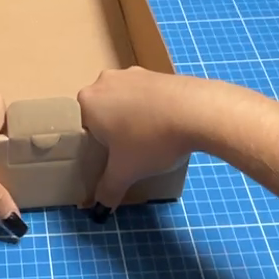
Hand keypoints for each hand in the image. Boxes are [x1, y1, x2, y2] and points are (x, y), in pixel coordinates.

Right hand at [77, 68, 209, 209]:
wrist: (197, 111)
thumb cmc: (150, 139)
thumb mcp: (126, 172)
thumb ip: (108, 189)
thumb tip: (101, 206)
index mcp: (87, 101)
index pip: (81, 126)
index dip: (93, 146)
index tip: (109, 159)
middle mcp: (104, 81)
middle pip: (102, 112)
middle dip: (112, 131)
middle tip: (127, 152)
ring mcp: (132, 73)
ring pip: (124, 102)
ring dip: (133, 119)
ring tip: (150, 141)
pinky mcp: (156, 73)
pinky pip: (145, 95)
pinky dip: (151, 109)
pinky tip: (166, 127)